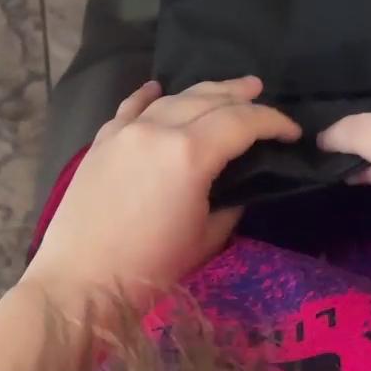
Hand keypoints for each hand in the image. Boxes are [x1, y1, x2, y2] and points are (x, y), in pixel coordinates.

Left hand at [22, 77, 300, 304]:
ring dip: (201, 92)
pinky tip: (157, 88)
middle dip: (239, 95)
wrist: (79, 282)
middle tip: (260, 91)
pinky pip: (130, 108)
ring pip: (171, 99)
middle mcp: (158, 130)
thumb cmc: (149, 268)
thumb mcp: (205, 239)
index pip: (242, 122)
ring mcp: (125, 132)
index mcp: (190, 154)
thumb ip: (229, 204)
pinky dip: (149, 97)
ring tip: (224, 89)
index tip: (291, 131)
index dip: (272, 122)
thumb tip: (236, 188)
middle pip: (207, 99)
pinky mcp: (101, 142)